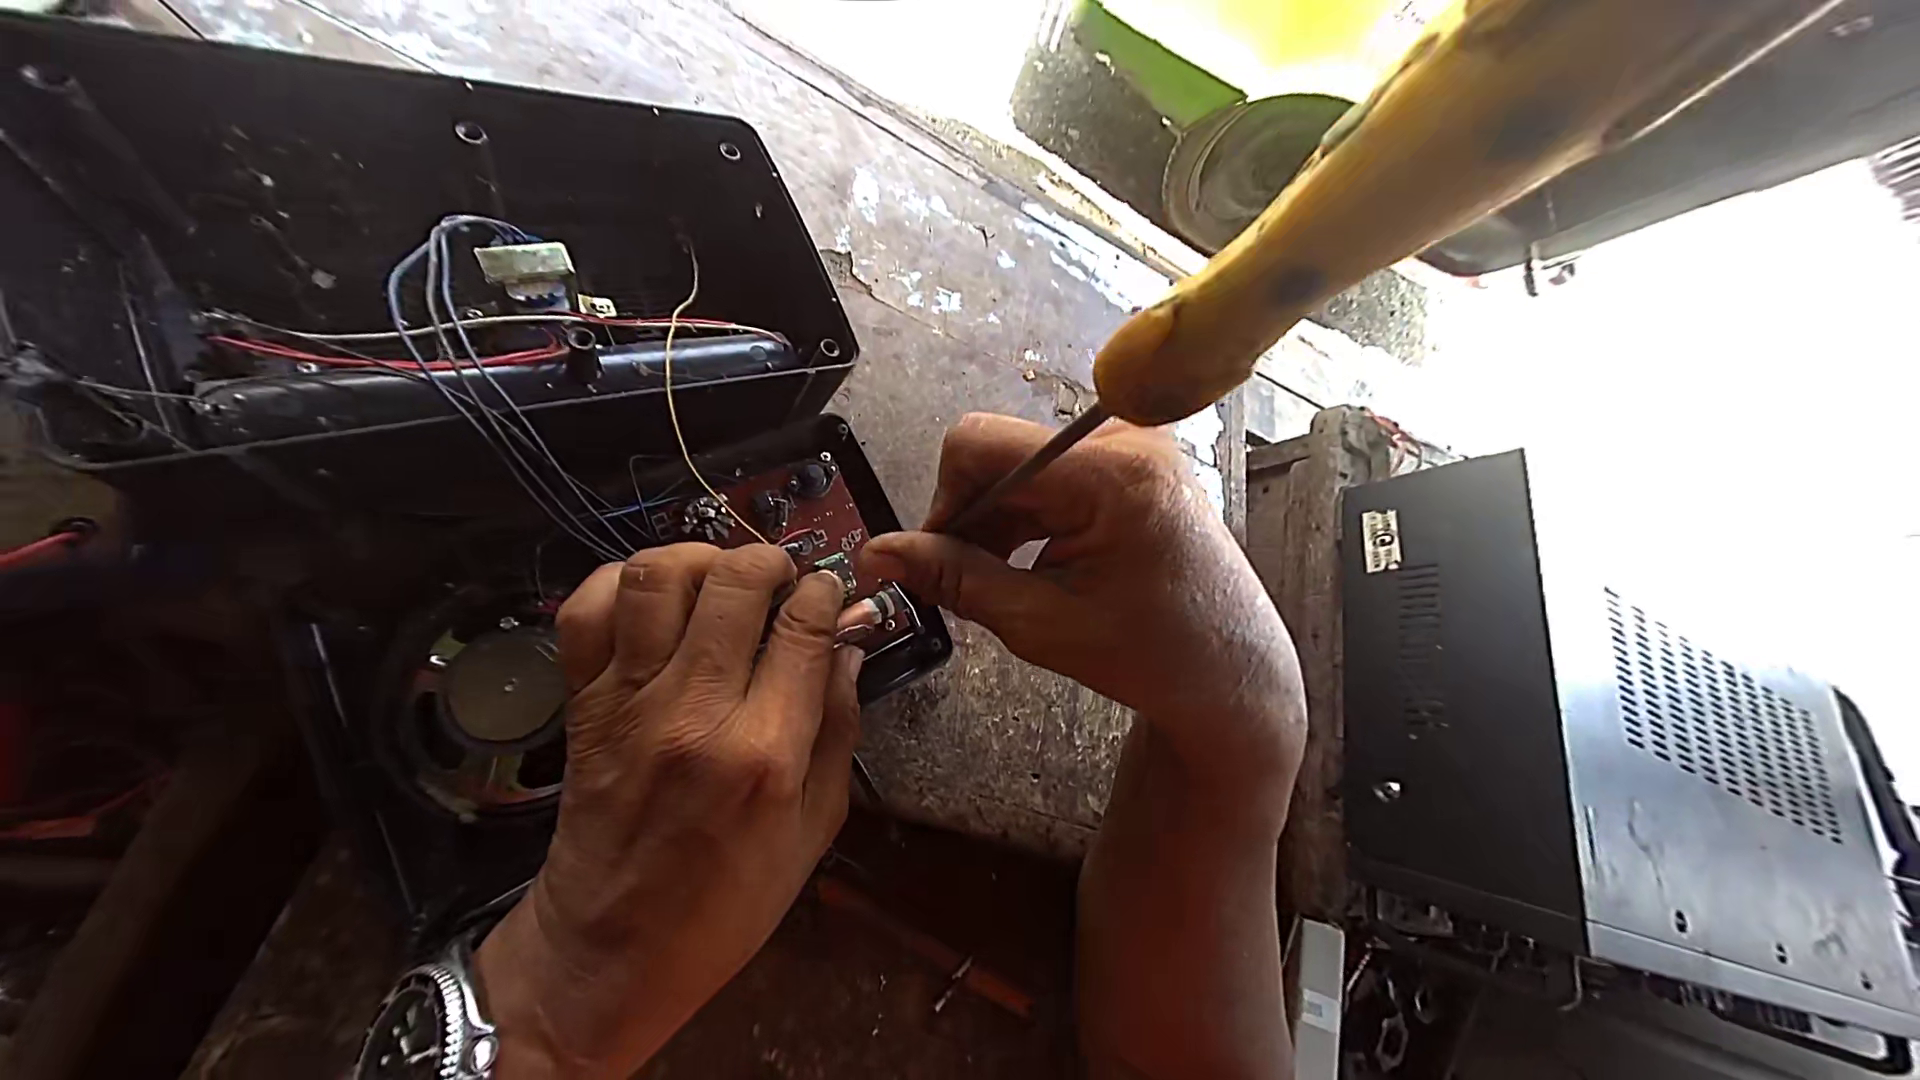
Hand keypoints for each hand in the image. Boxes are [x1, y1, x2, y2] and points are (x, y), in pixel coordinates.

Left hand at [474, 544, 862, 1078]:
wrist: (607, 959)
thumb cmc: (731, 899)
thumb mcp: (817, 824)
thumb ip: (840, 726)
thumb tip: (848, 648)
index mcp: (766, 749)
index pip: (803, 628)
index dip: (824, 592)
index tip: (828, 591)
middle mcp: (694, 711)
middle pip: (734, 582)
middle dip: (771, 561)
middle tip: (783, 578)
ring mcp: (628, 702)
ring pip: (655, 578)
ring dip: (700, 559)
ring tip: (722, 578)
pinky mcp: (582, 703)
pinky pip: (585, 611)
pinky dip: (621, 582)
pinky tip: (658, 598)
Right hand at [860, 412, 1301, 790]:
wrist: (1231, 669)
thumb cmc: (1154, 656)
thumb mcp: (1039, 622)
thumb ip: (954, 578)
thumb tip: (880, 553)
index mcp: (1110, 472)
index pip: (978, 444)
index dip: (942, 500)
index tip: (939, 556)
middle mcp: (1123, 440)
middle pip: (998, 456)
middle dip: (971, 519)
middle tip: (970, 582)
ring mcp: (1130, 449)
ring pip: (1018, 467)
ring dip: (997, 522)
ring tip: (1008, 580)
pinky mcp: (1129, 465)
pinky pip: (1049, 476)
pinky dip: (1026, 519)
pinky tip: (1035, 563)